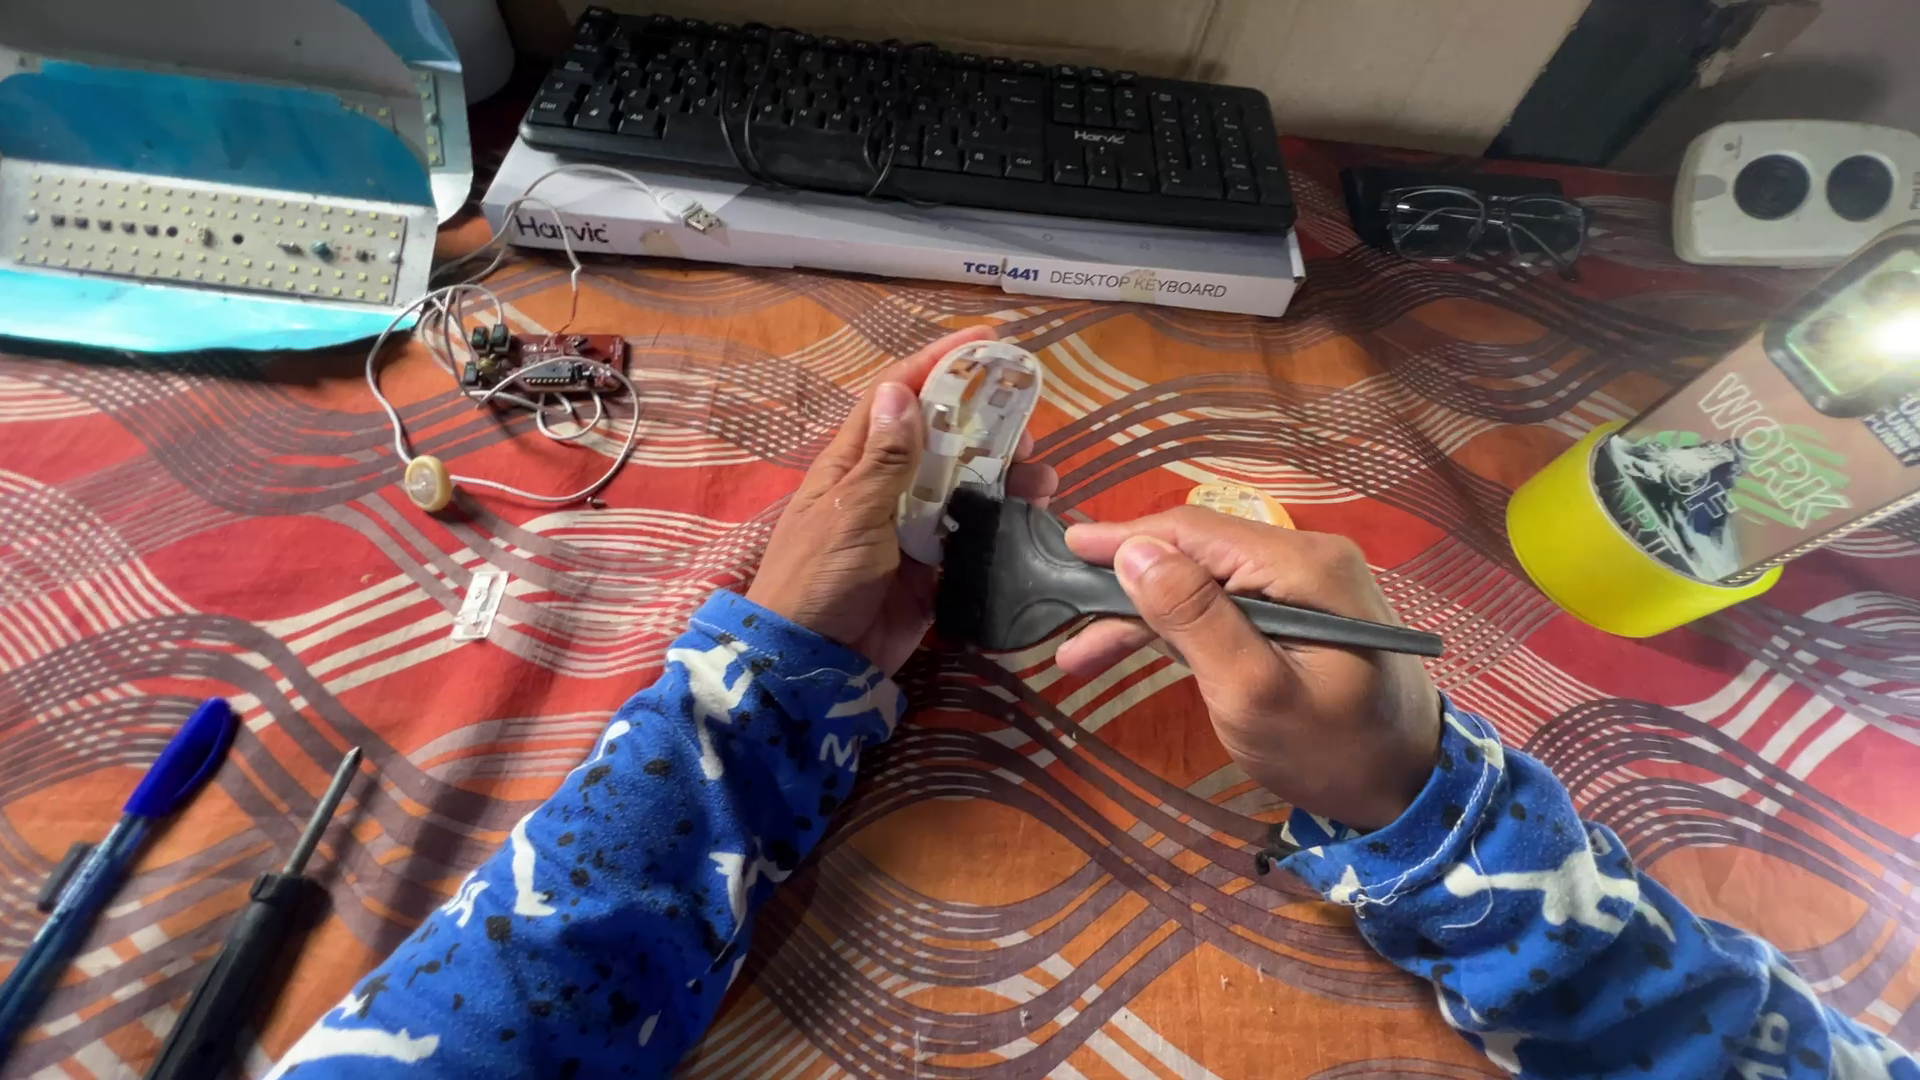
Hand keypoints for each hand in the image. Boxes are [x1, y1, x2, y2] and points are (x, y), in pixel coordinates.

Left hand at [749, 326, 1057, 675]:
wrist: (813, 662)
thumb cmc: (818, 579)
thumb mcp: (849, 514)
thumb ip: (884, 461)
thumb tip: (904, 392)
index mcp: (856, 461)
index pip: (899, 395)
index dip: (940, 363)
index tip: (988, 342)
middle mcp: (887, 485)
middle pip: (943, 439)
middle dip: (988, 428)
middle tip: (1029, 437)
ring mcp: (910, 526)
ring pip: (963, 486)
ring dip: (1002, 478)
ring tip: (1042, 482)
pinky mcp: (930, 565)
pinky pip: (969, 534)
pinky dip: (999, 525)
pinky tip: (1029, 521)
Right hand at [1058, 508, 1440, 829]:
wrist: (1409, 794)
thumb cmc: (1333, 752)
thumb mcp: (1252, 692)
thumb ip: (1194, 617)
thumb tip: (1135, 552)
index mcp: (1301, 565)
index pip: (1193, 531)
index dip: (1125, 538)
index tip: (1069, 547)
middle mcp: (1300, 559)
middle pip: (1190, 553)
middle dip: (1124, 584)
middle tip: (1065, 610)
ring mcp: (1296, 585)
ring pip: (1196, 581)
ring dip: (1139, 613)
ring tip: (1081, 653)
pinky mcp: (1287, 612)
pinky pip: (1216, 604)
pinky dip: (1171, 626)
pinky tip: (1127, 646)